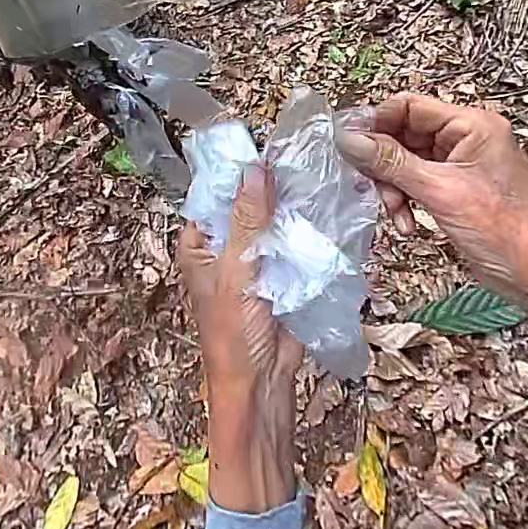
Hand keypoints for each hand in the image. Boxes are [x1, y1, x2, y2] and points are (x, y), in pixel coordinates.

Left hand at [179, 164, 300, 512]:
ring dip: (293, 206)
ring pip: (274, 222)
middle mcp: (225, 247)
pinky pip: (294, 243)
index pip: (215, 194)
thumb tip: (255, 169)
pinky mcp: (282, 273)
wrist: (262, 386)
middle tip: (303, 154)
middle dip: (272, 186)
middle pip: (248, 205)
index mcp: (200, 244)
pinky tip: (327, 208)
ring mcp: (256, 260)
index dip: (238, 170)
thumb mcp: (236, 272)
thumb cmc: (233, 333)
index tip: (267, 142)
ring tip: (320, 173)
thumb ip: (248, 221)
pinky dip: (307, 229)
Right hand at [337, 93, 527, 307]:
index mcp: (471, 125)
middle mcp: (466, 139)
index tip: (351, 147)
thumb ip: (391, 163)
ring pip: (407, 163)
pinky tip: (406, 225)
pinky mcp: (456, 191)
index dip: (377, 124)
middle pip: (405, 135)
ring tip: (394, 213)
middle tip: (370, 186)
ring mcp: (461, 166)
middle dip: (385, 163)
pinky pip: (418, 184)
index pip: (409, 106)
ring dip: (394, 188)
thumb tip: (349, 139)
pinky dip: (407, 201)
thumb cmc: (506, 228)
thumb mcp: (440, 191)